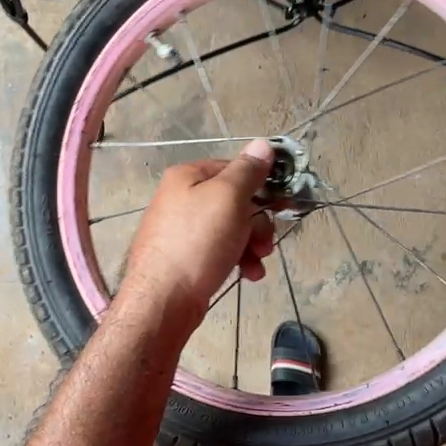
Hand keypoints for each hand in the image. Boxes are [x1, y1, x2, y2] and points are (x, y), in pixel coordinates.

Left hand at [119, 140, 275, 322]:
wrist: (162, 301)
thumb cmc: (197, 243)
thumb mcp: (228, 199)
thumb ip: (247, 171)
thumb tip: (262, 144)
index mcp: (187, 177)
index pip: (234, 169)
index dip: (261, 185)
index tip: (283, 204)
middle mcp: (180, 199)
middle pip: (234, 202)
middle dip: (257, 223)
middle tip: (266, 244)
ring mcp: (180, 232)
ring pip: (230, 230)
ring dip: (251, 245)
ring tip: (257, 264)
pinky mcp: (184, 260)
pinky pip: (219, 252)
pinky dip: (237, 260)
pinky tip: (247, 275)